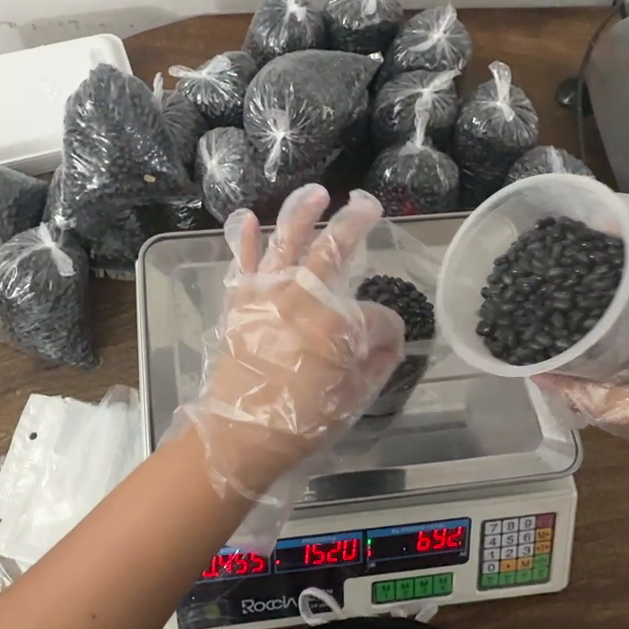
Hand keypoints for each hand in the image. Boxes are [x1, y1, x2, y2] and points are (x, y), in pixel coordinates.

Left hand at [188, 185, 406, 499]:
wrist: (240, 436)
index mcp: (341, 325)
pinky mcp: (240, 302)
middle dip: (356, 223)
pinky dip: (244, 239)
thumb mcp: (355, 399)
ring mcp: (269, 294)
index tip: (384, 346)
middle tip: (368, 205)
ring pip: (289, 241)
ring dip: (303, 213)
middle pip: (337, 249)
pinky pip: (242, 263)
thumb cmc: (303, 422)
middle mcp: (306, 297)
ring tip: (317, 192)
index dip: (387, 331)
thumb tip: (389, 339)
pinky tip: (248, 217)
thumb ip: (377, 362)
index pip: (377, 314)